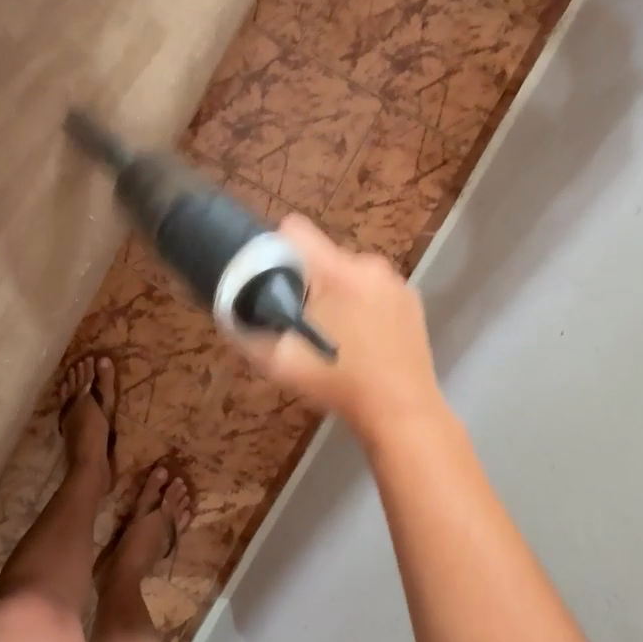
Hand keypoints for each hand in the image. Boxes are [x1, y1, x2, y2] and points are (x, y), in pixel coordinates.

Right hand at [244, 214, 447, 442]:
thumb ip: (248, 333)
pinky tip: (361, 338)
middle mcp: (368, 266)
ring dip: (336, 292)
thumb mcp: (280, 364)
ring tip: (333, 333)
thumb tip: (231, 314)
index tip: (268, 274)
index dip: (275, 247)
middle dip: (307, 279)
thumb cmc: (339, 384)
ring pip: (349, 273)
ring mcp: (395, 282)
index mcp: (336, 272)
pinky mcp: (412, 299)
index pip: (295, 230)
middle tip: (299, 318)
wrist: (402, 411)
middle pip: (322, 255)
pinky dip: (362, 304)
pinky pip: (373, 288)